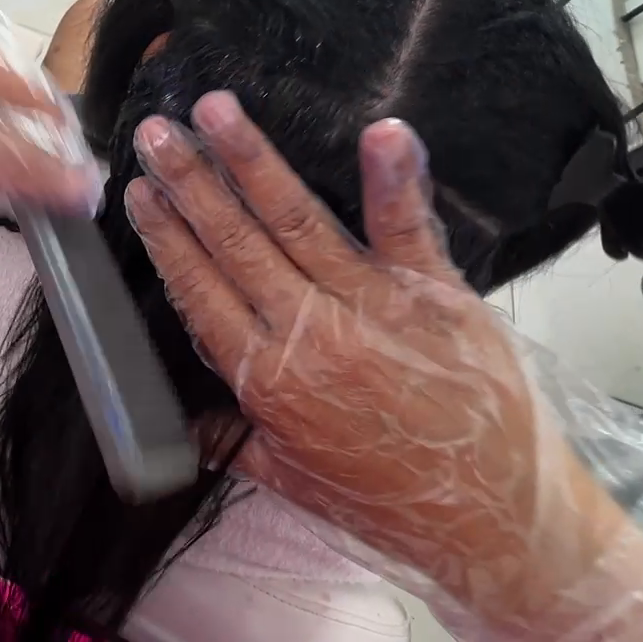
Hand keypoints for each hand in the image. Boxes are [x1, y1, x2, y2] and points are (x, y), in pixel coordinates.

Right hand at [125, 92, 642, 641]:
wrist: (503, 530)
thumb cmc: (389, 502)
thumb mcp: (291, 480)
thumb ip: (230, 439)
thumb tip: (181, 415)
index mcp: (270, 378)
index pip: (200, 289)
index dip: (166, 236)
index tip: (139, 191)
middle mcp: (312, 331)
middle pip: (236, 241)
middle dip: (191, 181)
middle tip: (156, 133)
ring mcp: (375, 305)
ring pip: (297, 218)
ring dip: (251, 160)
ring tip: (215, 112)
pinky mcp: (436, 293)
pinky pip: (407, 227)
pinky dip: (393, 178)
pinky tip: (380, 130)